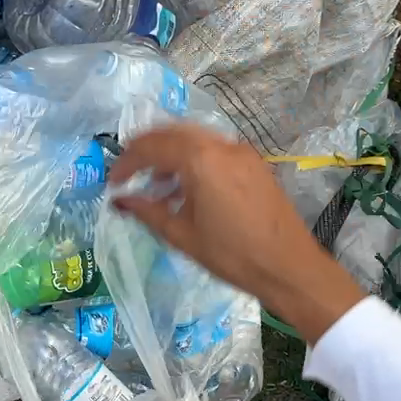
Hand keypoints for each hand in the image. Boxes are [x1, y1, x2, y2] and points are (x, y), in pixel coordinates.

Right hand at [110, 122, 365, 342]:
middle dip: (146, 151)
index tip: (112, 183)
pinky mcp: (253, 164)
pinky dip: (193, 161)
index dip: (126, 163)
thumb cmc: (232, 255)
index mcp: (200, 160)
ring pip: (194, 139)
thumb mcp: (181, 235)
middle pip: (172, 134)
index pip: (151, 148)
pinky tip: (186, 189)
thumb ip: (147, 212)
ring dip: (170, 155)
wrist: (288, 267)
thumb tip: (120, 201)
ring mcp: (241, 152)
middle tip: (128, 173)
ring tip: (156, 185)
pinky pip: (214, 151)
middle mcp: (221, 146)